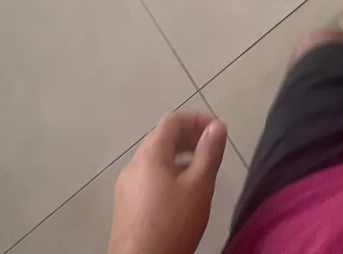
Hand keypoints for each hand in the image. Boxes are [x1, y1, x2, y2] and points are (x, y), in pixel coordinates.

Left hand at [108, 112, 226, 253]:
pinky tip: (181, 194)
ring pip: (155, 158)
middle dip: (190, 137)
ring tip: (200, 172)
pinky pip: (148, 176)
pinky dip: (168, 173)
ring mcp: (125, 187)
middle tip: (212, 149)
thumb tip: (217, 125)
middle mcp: (133, 165)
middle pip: (162, 137)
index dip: (198, 119)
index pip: (173, 120)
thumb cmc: (172, 223)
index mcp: (149, 155)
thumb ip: (210, 151)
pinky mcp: (125, 206)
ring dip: (180, 156)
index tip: (218, 132)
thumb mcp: (199, 185)